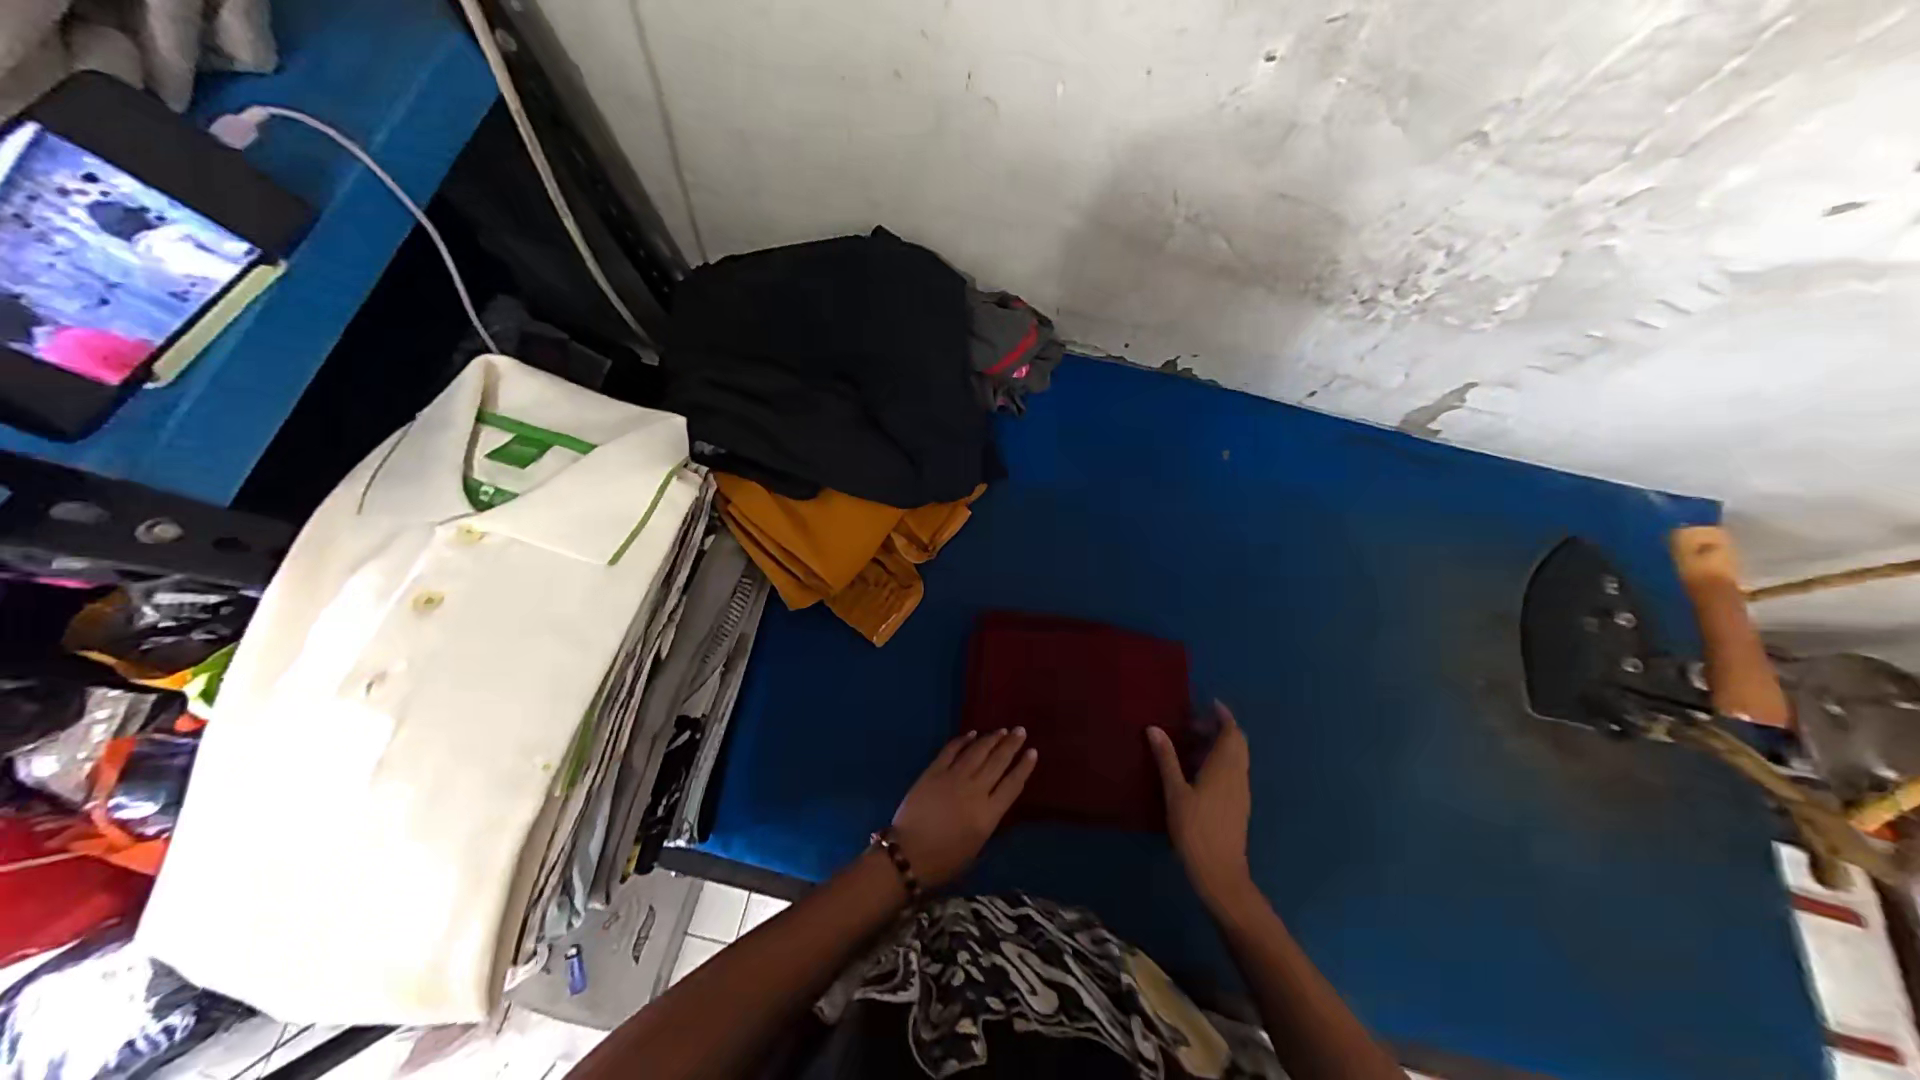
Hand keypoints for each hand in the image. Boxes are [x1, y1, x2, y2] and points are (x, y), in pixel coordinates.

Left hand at [890, 728, 1036, 888]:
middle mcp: (974, 791)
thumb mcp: (977, 847)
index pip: (1012, 784)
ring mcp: (953, 778)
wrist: (908, 855)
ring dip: (991, 739)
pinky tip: (972, 733)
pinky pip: (951, 750)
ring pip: (977, 752)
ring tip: (1002, 730)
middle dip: (1011, 745)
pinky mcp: (933, 772)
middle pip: (998, 762)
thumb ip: (988, 820)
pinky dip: (963, 740)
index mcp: (988, 814)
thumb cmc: (944, 860)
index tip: (1033, 752)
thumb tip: (994, 801)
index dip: (1024, 767)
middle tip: (1020, 731)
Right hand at [1149, 703, 1253, 908]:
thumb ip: (1166, 759)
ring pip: (1237, 758)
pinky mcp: (1239, 805)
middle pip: (1237, 743)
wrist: (1220, 872)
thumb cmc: (1195, 829)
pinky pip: (1234, 772)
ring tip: (1190, 746)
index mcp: (1225, 767)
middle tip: (1192, 725)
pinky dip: (1220, 761)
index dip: (1224, 716)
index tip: (1210, 704)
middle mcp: (1238, 775)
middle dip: (1220, 728)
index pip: (1232, 732)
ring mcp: (1241, 791)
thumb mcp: (1175, 792)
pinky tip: (1198, 772)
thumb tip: (1154, 728)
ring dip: (1219, 745)